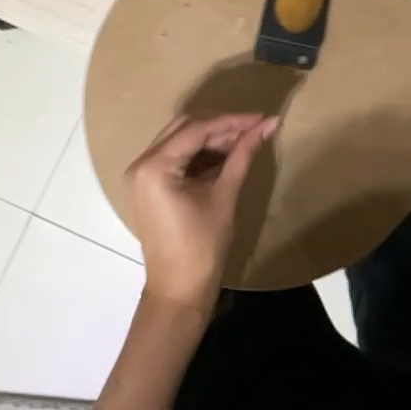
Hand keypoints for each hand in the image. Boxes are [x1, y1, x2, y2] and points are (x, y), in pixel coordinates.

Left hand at [125, 113, 278, 309]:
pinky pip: (177, 156)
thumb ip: (243, 154)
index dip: (232, 121)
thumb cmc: (201, 247)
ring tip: (247, 138)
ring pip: (182, 139)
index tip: (262, 117)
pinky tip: (228, 153)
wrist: (180, 292)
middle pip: (186, 128)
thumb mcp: (224, 196)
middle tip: (255, 126)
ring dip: (213, 137)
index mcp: (154, 167)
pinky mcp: (150, 185)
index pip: (196, 129)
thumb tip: (268, 124)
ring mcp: (143, 174)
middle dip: (222, 126)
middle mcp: (142, 164)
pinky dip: (202, 153)